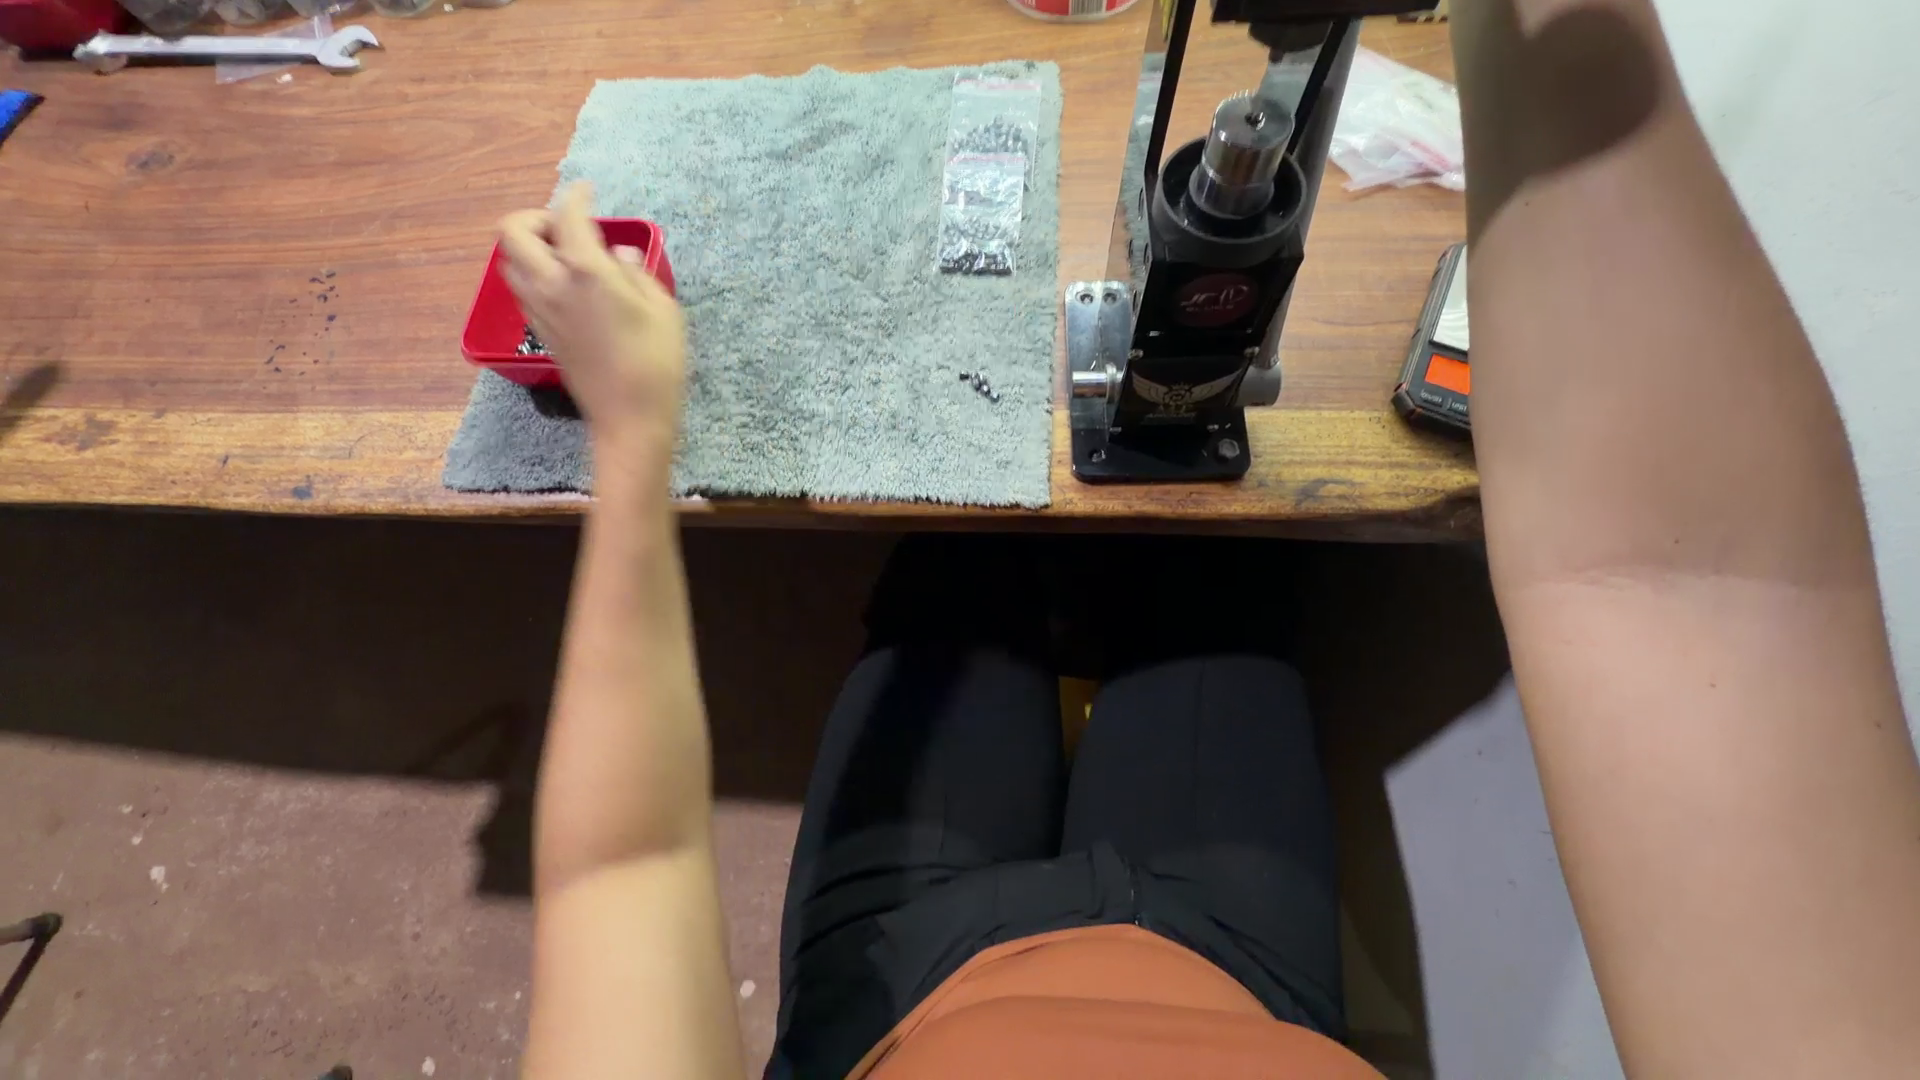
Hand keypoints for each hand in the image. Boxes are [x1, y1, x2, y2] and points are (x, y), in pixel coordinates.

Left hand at [498, 183, 686, 456]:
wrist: (630, 419)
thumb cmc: (657, 365)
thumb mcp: (664, 312)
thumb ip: (637, 274)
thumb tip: (619, 256)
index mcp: (586, 272)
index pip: (569, 216)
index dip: (578, 196)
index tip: (588, 191)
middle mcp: (552, 284)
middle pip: (514, 231)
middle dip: (537, 218)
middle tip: (569, 228)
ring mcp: (540, 310)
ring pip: (511, 260)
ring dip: (531, 247)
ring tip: (566, 256)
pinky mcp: (540, 332)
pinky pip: (523, 288)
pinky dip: (535, 274)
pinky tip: (566, 287)